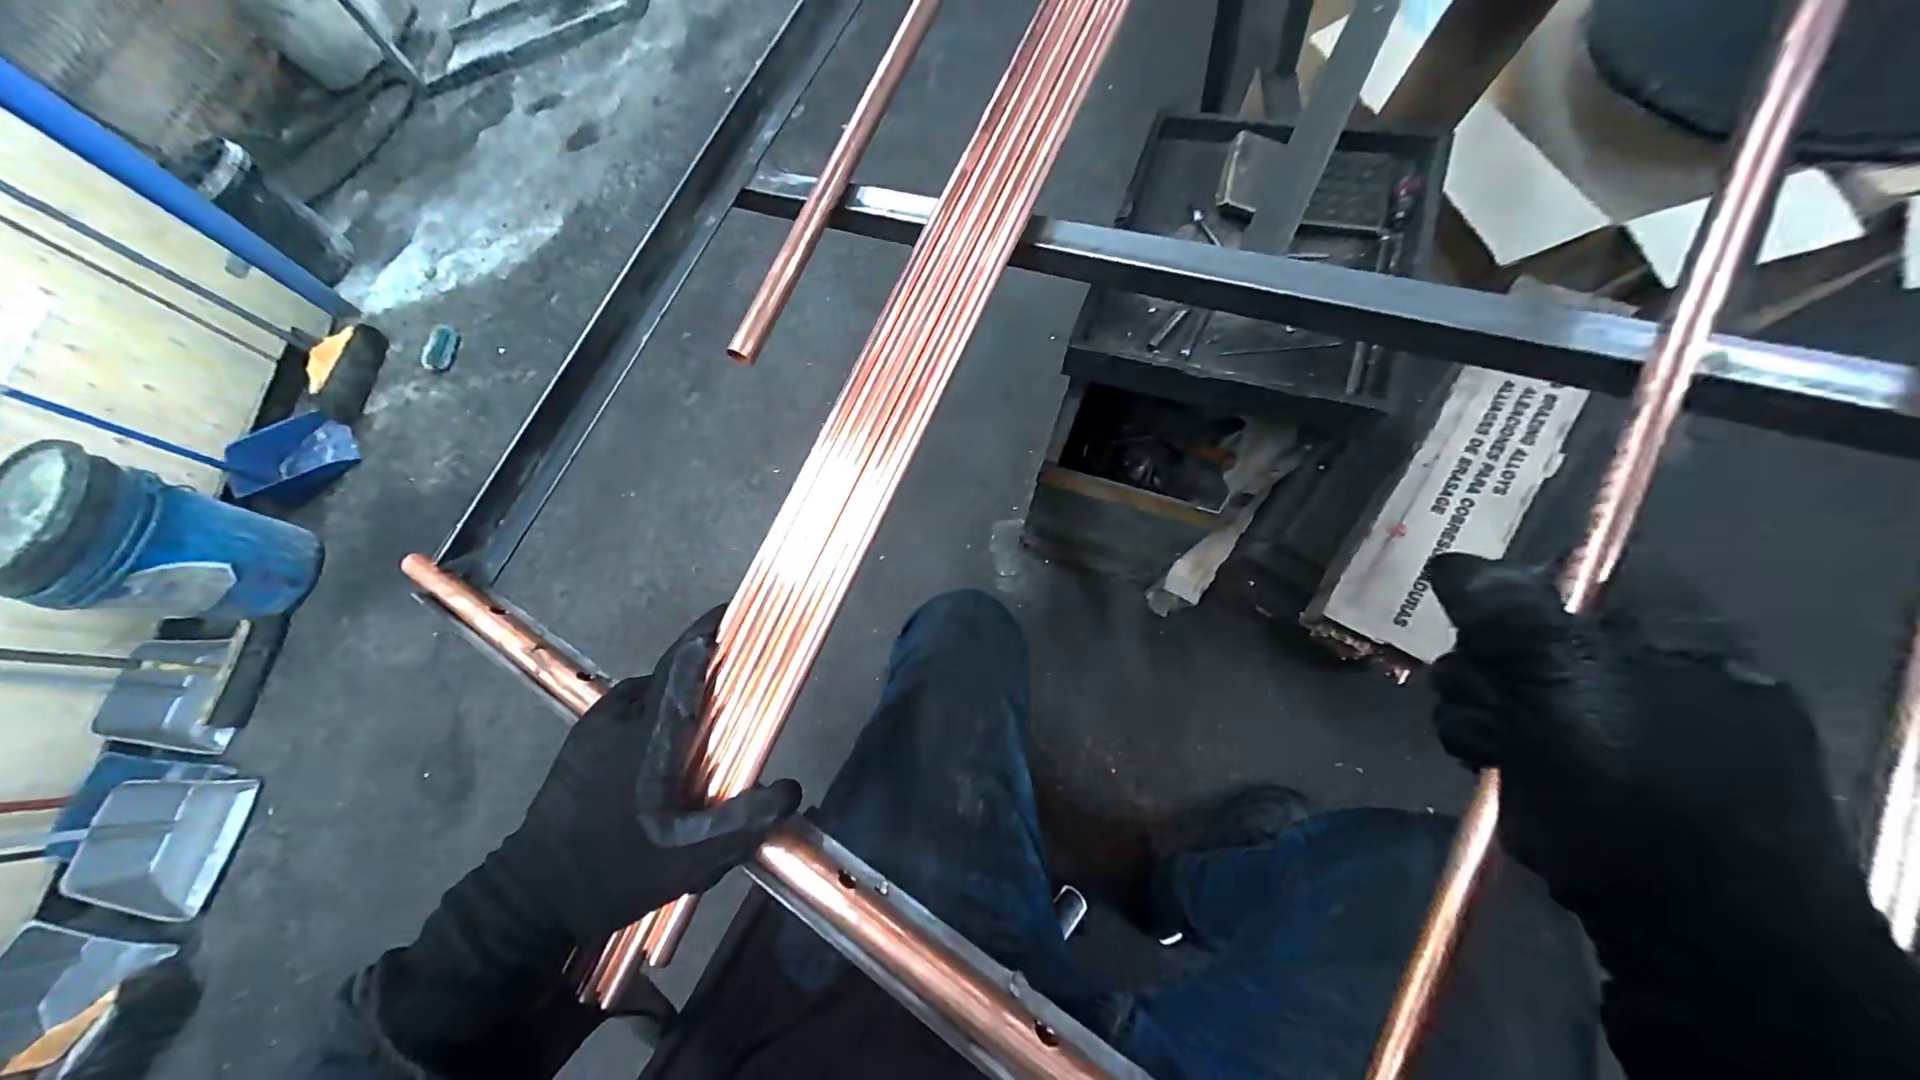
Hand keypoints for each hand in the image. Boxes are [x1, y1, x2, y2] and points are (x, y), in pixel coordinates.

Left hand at [496, 606, 802, 943]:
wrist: (529, 898)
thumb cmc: (614, 873)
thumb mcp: (689, 861)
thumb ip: (743, 823)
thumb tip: (793, 789)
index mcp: (644, 737)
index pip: (680, 666)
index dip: (708, 633)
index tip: (733, 611)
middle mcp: (617, 717)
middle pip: (671, 676)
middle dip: (705, 675)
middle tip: (735, 698)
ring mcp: (592, 725)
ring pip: (651, 691)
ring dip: (681, 698)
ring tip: (703, 735)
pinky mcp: (580, 738)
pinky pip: (632, 707)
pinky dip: (658, 713)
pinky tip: (666, 754)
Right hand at [1425, 554, 1919, 1072]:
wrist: (1683, 919)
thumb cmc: (1648, 783)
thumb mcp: (1574, 682)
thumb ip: (1508, 614)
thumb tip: (1450, 559)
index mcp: (1666, 631)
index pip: (1584, 568)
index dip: (1523, 572)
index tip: (1475, 596)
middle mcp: (1624, 664)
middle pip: (1513, 621)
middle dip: (1484, 656)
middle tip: (1494, 686)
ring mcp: (1583, 713)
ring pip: (1484, 671)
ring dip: (1472, 701)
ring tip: (1494, 737)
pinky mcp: (1548, 753)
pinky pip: (1481, 716)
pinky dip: (1475, 734)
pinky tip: (1486, 757)